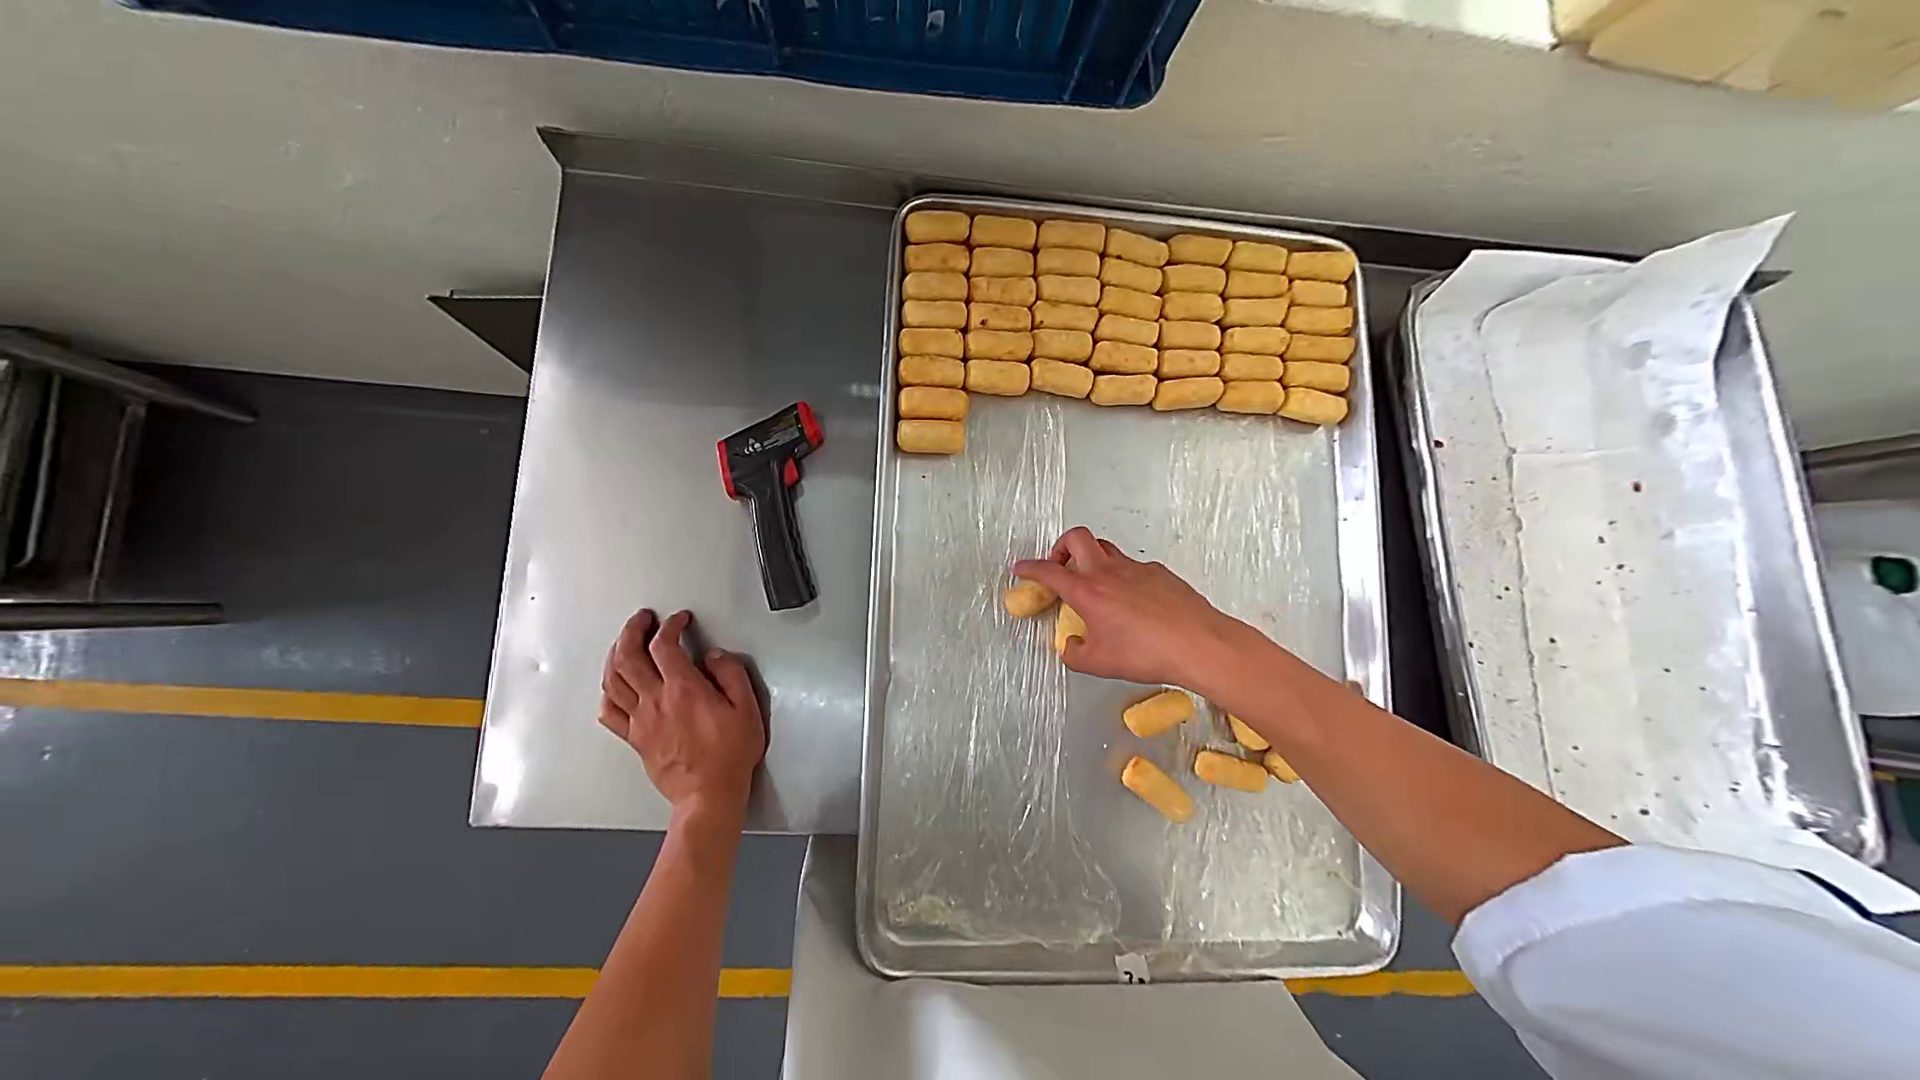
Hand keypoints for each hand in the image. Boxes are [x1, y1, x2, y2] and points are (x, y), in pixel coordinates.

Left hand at [600, 609, 766, 817]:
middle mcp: (657, 702)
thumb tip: (715, 658)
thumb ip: (731, 675)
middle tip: (642, 620)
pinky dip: (607, 692)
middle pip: (628, 655)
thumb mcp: (746, 708)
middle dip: (633, 630)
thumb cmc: (729, 756)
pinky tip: (613, 686)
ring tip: (624, 643)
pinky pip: (609, 711)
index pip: (665, 645)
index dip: (671, 625)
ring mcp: (641, 720)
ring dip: (615, 654)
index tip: (679, 621)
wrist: (709, 794)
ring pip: (613, 679)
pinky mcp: (635, 738)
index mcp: (684, 690)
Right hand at [1011, 527, 1254, 693]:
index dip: (1030, 567)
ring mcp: (1136, 569)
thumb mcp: (1099, 663)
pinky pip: (1133, 565)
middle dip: (1061, 546)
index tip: (1022, 568)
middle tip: (1060, 566)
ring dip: (1091, 558)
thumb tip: (1072, 647)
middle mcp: (1109, 572)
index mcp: (1088, 591)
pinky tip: (1130, 600)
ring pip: (1106, 548)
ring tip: (1092, 582)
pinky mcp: (1159, 573)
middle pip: (1077, 537)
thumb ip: (1076, 653)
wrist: (1198, 644)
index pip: (1049, 571)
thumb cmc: (1148, 652)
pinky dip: (1122, 575)